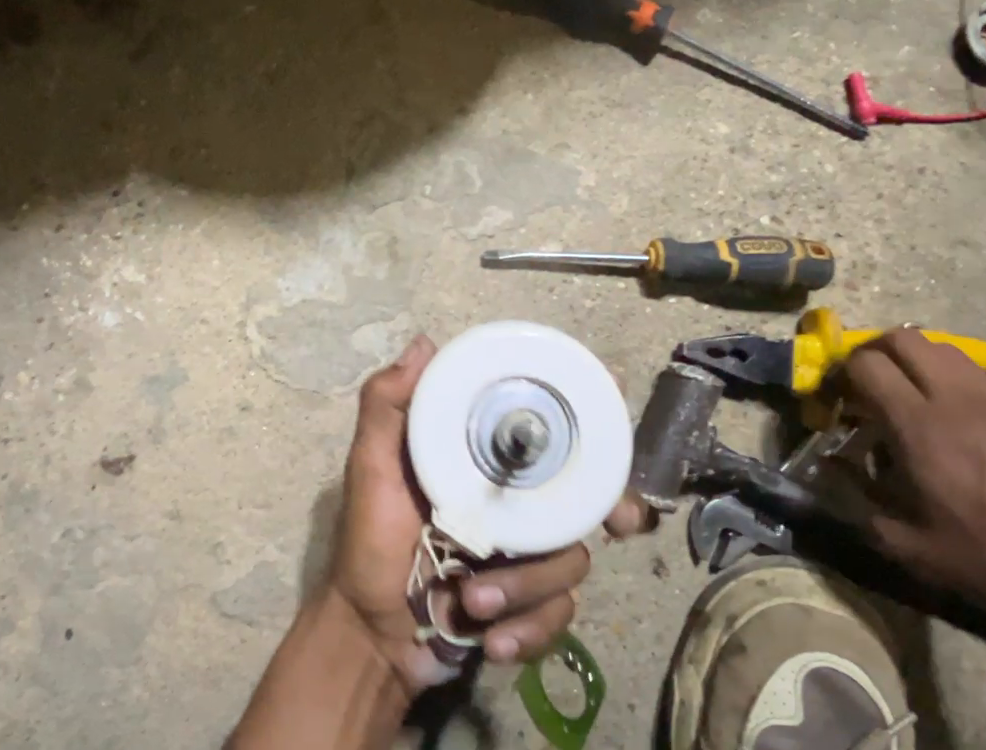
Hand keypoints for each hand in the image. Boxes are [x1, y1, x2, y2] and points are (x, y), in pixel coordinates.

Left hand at [329, 335, 643, 694]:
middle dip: (614, 509)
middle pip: (587, 499)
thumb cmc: (368, 542)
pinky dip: (528, 631)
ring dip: (527, 587)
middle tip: (617, 522)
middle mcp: (517, 507)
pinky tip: (491, 640)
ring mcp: (526, 559)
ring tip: (475, 600)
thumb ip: (387, 408)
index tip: (612, 440)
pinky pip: (558, 616)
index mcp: (488, 468)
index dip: (593, 434)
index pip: (550, 441)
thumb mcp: (371, 468)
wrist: (369, 634)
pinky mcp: (528, 610)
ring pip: (572, 563)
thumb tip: (425, 344)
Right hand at [840, 330, 985, 636]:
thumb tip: (828, 466)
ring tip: (910, 399)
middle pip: (905, 338)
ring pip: (945, 350)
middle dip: (875, 351)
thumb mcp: (910, 546)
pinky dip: (953, 384)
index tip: (835, 397)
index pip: (866, 363)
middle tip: (866, 384)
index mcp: (920, 426)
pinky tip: (957, 427)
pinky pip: (979, 378)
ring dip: (916, 362)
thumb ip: (856, 500)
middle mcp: (958, 399)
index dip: (841, 372)